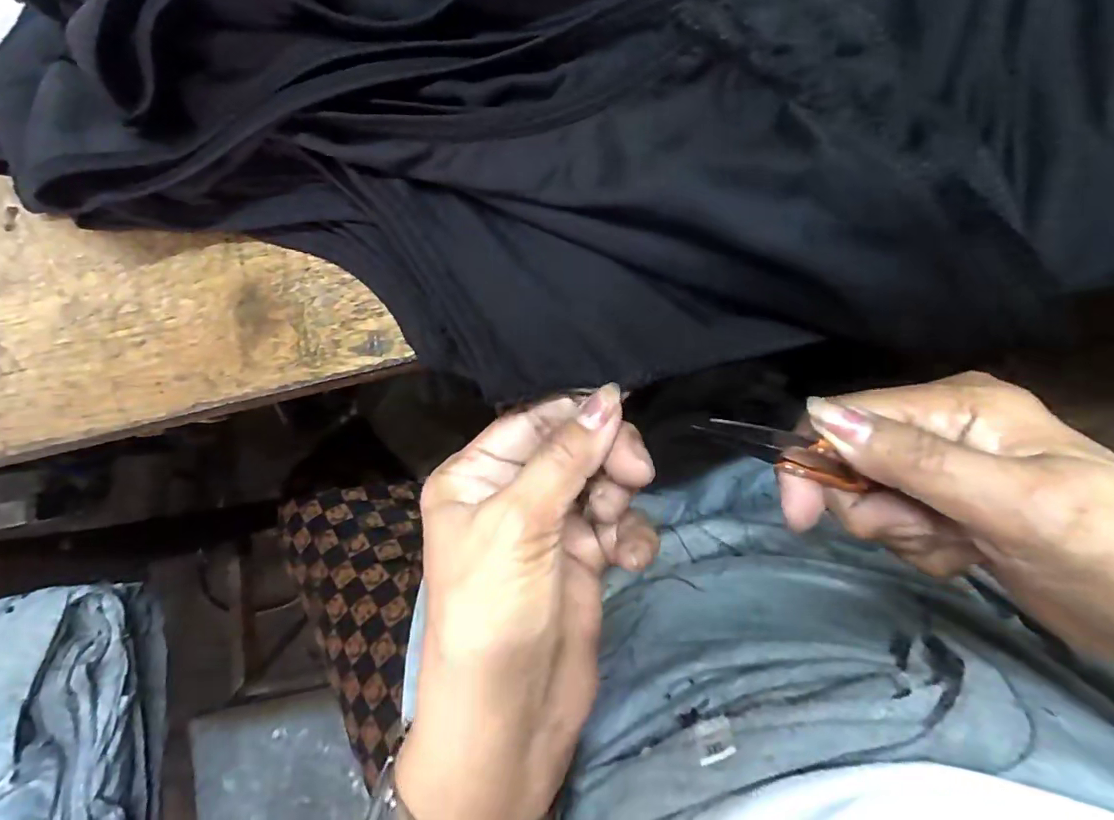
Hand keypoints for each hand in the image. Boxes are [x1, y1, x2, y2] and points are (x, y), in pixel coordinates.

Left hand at [396, 385, 658, 819]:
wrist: (509, 718)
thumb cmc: (494, 607)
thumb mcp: (522, 521)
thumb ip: (568, 455)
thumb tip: (611, 394)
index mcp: (477, 474)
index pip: (535, 421)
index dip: (578, 414)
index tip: (623, 413)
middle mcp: (512, 493)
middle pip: (575, 447)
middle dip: (608, 457)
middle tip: (637, 475)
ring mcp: (550, 525)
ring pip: (602, 482)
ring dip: (620, 499)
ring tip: (617, 530)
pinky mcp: (583, 556)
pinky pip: (618, 524)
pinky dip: (631, 536)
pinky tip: (631, 561)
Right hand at [778, 371, 1113, 715]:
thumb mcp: (1013, 504)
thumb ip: (915, 460)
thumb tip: (822, 413)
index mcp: (961, 403)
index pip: (855, 413)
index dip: (818, 456)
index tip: (802, 517)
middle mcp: (949, 426)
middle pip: (858, 456)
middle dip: (873, 504)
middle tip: (925, 533)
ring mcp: (954, 470)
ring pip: (877, 495)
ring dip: (902, 531)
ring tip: (961, 546)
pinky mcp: (959, 508)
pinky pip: (904, 523)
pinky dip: (921, 545)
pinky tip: (968, 556)